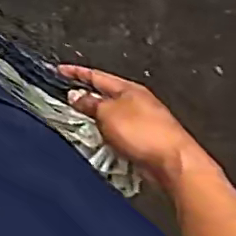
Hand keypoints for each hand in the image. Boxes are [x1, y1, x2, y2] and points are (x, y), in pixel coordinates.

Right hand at [59, 65, 221, 189]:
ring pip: (111, 118)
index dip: (76, 72)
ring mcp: (143, 122)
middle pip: (104, 96)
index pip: (96, 75)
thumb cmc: (147, 134)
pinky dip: (108, 139)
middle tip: (67, 101)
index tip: (61, 71)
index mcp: (128, 89)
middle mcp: (137, 103)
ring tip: (84, 129)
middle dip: (85, 99)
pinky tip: (103, 145)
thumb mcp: (107, 113)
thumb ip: (89, 102)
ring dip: (96, 122)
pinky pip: (119, 136)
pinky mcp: (146, 142)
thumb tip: (77, 96)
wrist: (175, 164)